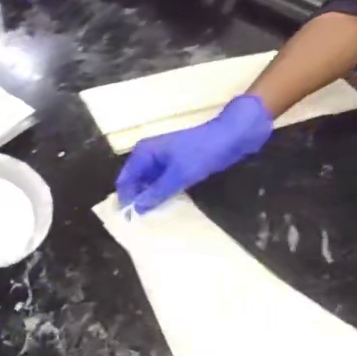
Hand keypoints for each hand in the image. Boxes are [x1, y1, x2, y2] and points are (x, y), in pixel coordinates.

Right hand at [114, 94, 271, 211]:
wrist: (233, 135)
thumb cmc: (203, 152)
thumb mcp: (178, 176)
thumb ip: (155, 193)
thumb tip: (136, 210)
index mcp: (142, 153)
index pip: (124, 181)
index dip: (125, 200)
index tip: (130, 219)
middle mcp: (146, 155)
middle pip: (133, 183)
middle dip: (137, 199)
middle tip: (142, 219)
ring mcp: (159, 159)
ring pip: (146, 184)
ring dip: (149, 197)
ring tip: (153, 214)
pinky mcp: (172, 164)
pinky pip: (159, 182)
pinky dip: (160, 192)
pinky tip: (165, 203)